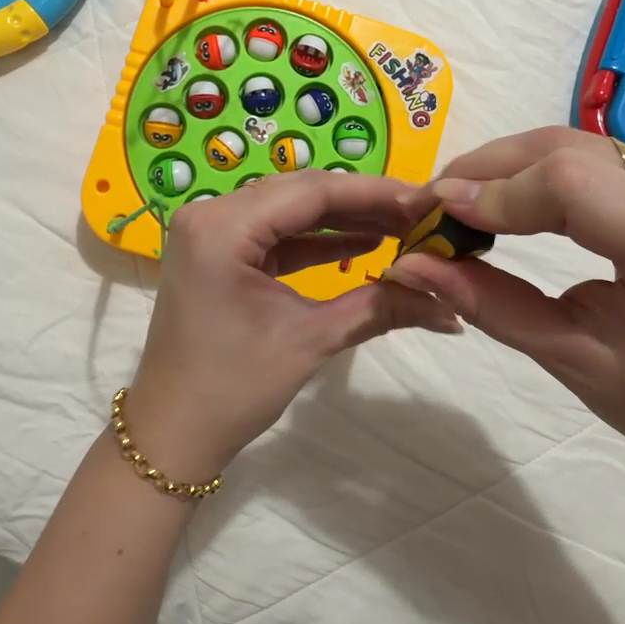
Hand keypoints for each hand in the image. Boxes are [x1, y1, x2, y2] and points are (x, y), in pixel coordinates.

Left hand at [123, 170, 460, 481]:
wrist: (173, 432)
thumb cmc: (233, 388)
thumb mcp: (310, 341)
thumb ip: (378, 308)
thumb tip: (451, 308)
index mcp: (222, 227)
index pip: (311, 191)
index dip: (373, 193)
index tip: (425, 201)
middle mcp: (211, 215)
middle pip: (300, 193)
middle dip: (362, 203)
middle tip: (420, 214)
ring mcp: (211, 233)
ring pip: (290, 210)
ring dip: (342, 219)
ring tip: (402, 227)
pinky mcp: (219, 253)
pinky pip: (275, 233)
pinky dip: (316, 239)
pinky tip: (363, 243)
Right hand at [385, 127, 624, 505]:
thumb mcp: (566, 356)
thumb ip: (485, 302)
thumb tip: (408, 263)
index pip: (574, 184)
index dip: (496, 190)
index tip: (434, 214)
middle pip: (575, 150)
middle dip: (493, 168)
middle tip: (435, 201)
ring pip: (585, 145)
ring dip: (515, 165)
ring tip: (463, 199)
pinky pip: (604, 160)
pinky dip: (545, 171)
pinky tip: (512, 197)